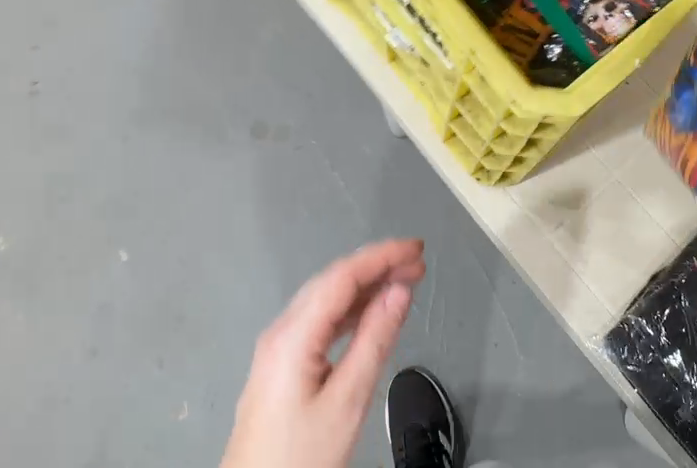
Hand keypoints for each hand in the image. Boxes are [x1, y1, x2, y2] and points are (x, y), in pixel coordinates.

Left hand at [220, 239, 425, 467]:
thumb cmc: (301, 455)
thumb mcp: (346, 402)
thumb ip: (374, 342)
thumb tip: (399, 292)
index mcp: (293, 334)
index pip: (342, 277)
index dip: (381, 256)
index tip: (417, 248)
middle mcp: (281, 331)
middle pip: (333, 282)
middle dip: (376, 266)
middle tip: (418, 264)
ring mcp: (278, 348)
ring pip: (325, 300)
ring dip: (365, 287)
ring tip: (404, 282)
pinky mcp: (281, 365)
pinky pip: (319, 321)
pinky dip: (350, 310)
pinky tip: (372, 313)